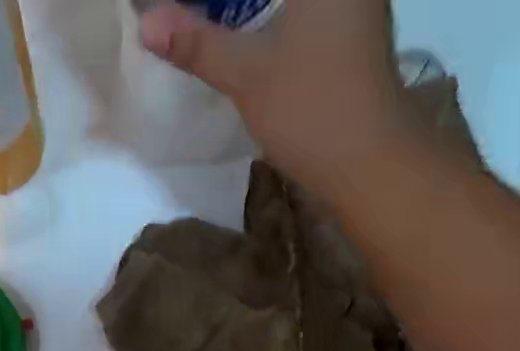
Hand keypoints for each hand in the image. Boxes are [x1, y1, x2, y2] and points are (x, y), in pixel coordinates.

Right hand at [140, 0, 424, 197]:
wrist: (373, 164)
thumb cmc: (313, 109)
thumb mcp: (247, 75)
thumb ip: (197, 44)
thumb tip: (146, 21)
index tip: (177, 7)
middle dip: (228, 2)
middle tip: (193, 15)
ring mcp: (356, 5)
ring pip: (291, 1)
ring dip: (249, 9)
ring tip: (208, 21)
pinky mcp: (355, 33)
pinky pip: (307, 11)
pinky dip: (274, 16)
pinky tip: (245, 34)